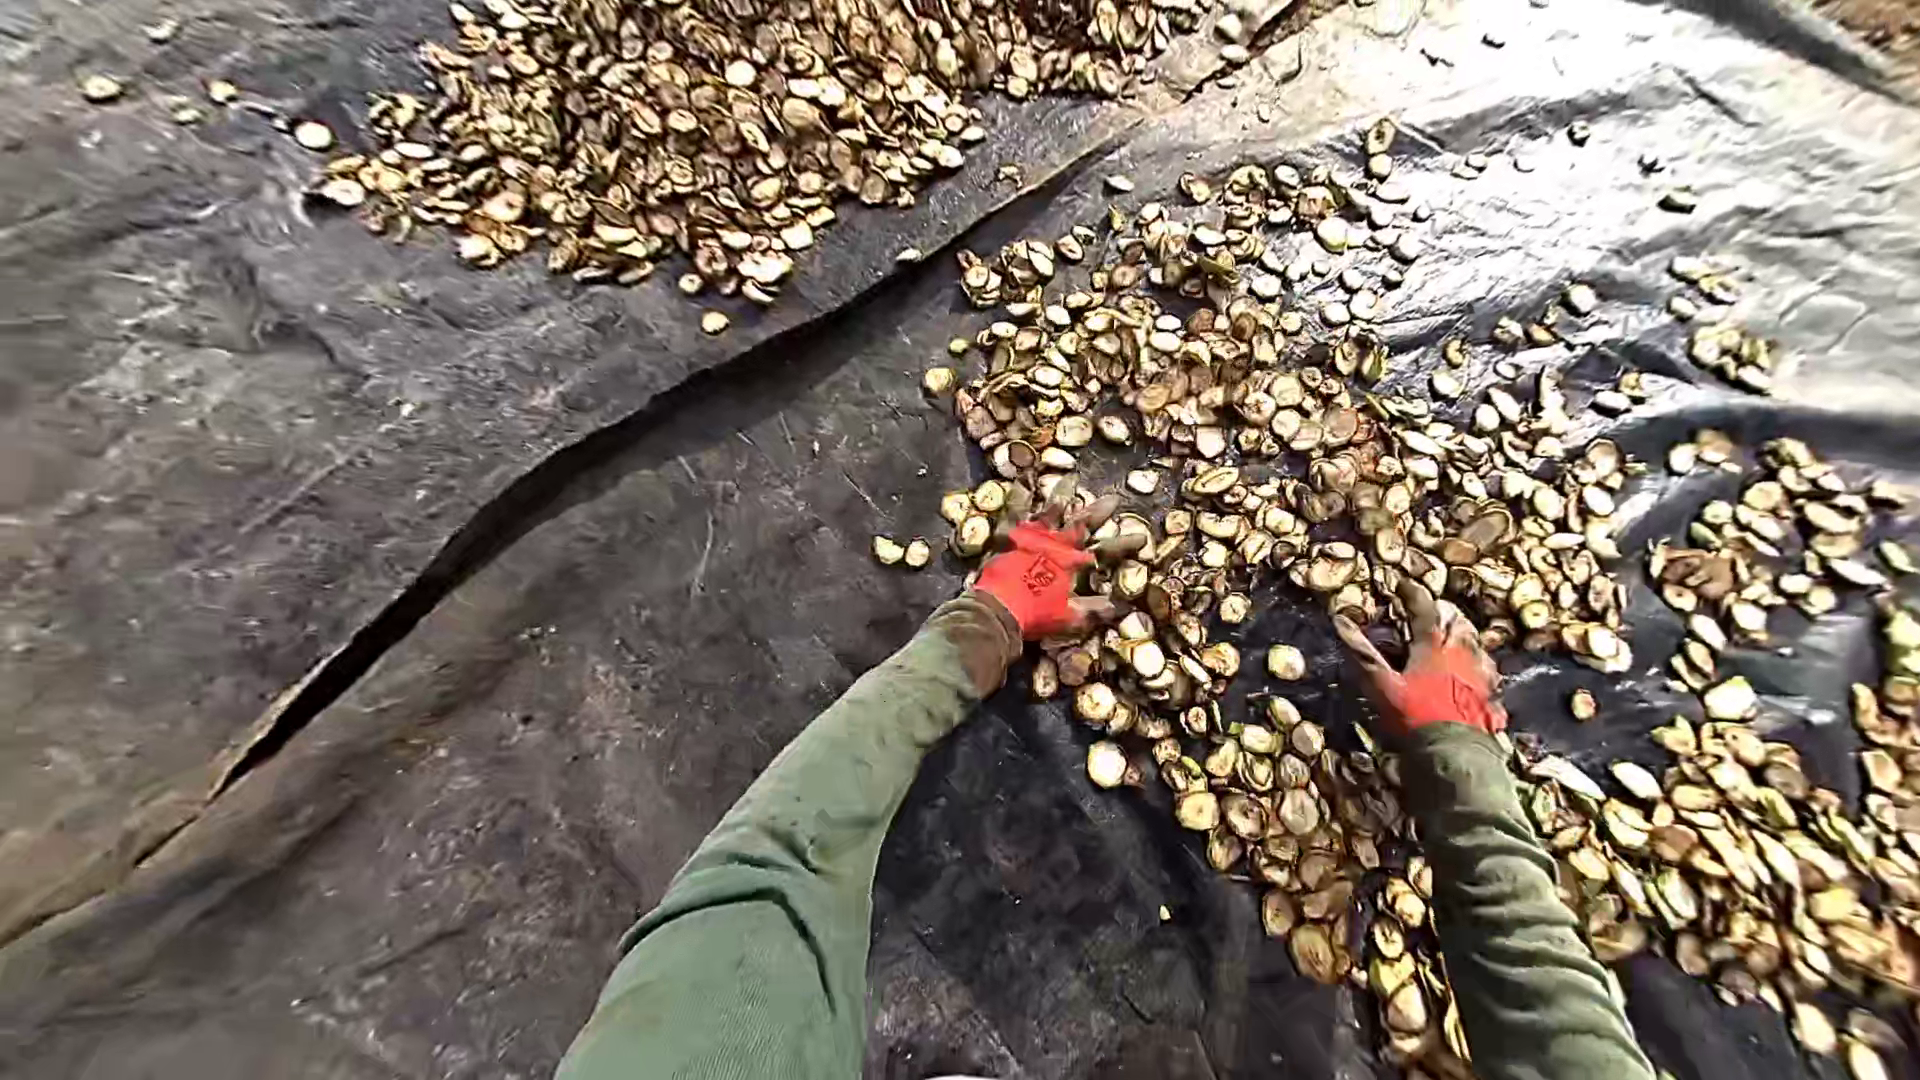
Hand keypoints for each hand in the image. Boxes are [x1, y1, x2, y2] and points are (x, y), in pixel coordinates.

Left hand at [972, 479, 1144, 639]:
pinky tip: (1022, 481)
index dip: (1124, 544)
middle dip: (1099, 511)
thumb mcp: (1069, 617)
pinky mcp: (1009, 534)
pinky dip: (1019, 494)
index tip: (1142, 537)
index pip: (1106, 551)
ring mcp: (1032, 535)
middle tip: (1113, 498)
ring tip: (1070, 479)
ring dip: (1062, 494)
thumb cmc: (1035, 614)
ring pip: (1051, 509)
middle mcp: (1055, 543)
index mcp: (1072, 562)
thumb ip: (1093, 610)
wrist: (998, 608)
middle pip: (1082, 522)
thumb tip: (1117, 606)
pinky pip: (1015, 509)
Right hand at [1333, 578, 1505, 736]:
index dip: (1412, 594)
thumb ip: (1362, 652)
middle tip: (1428, 610)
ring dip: (1461, 634)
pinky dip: (1474, 661)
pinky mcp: (1491, 695)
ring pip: (1476, 644)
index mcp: (1435, 648)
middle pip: (1458, 623)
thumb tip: (1339, 620)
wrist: (1457, 756)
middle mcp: (1463, 655)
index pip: (1425, 611)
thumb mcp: (1380, 685)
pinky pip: (1486, 669)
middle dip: (1443, 612)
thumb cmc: (1414, 717)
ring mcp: (1481, 676)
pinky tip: (1468, 670)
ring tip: (1448, 635)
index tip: (1401, 583)